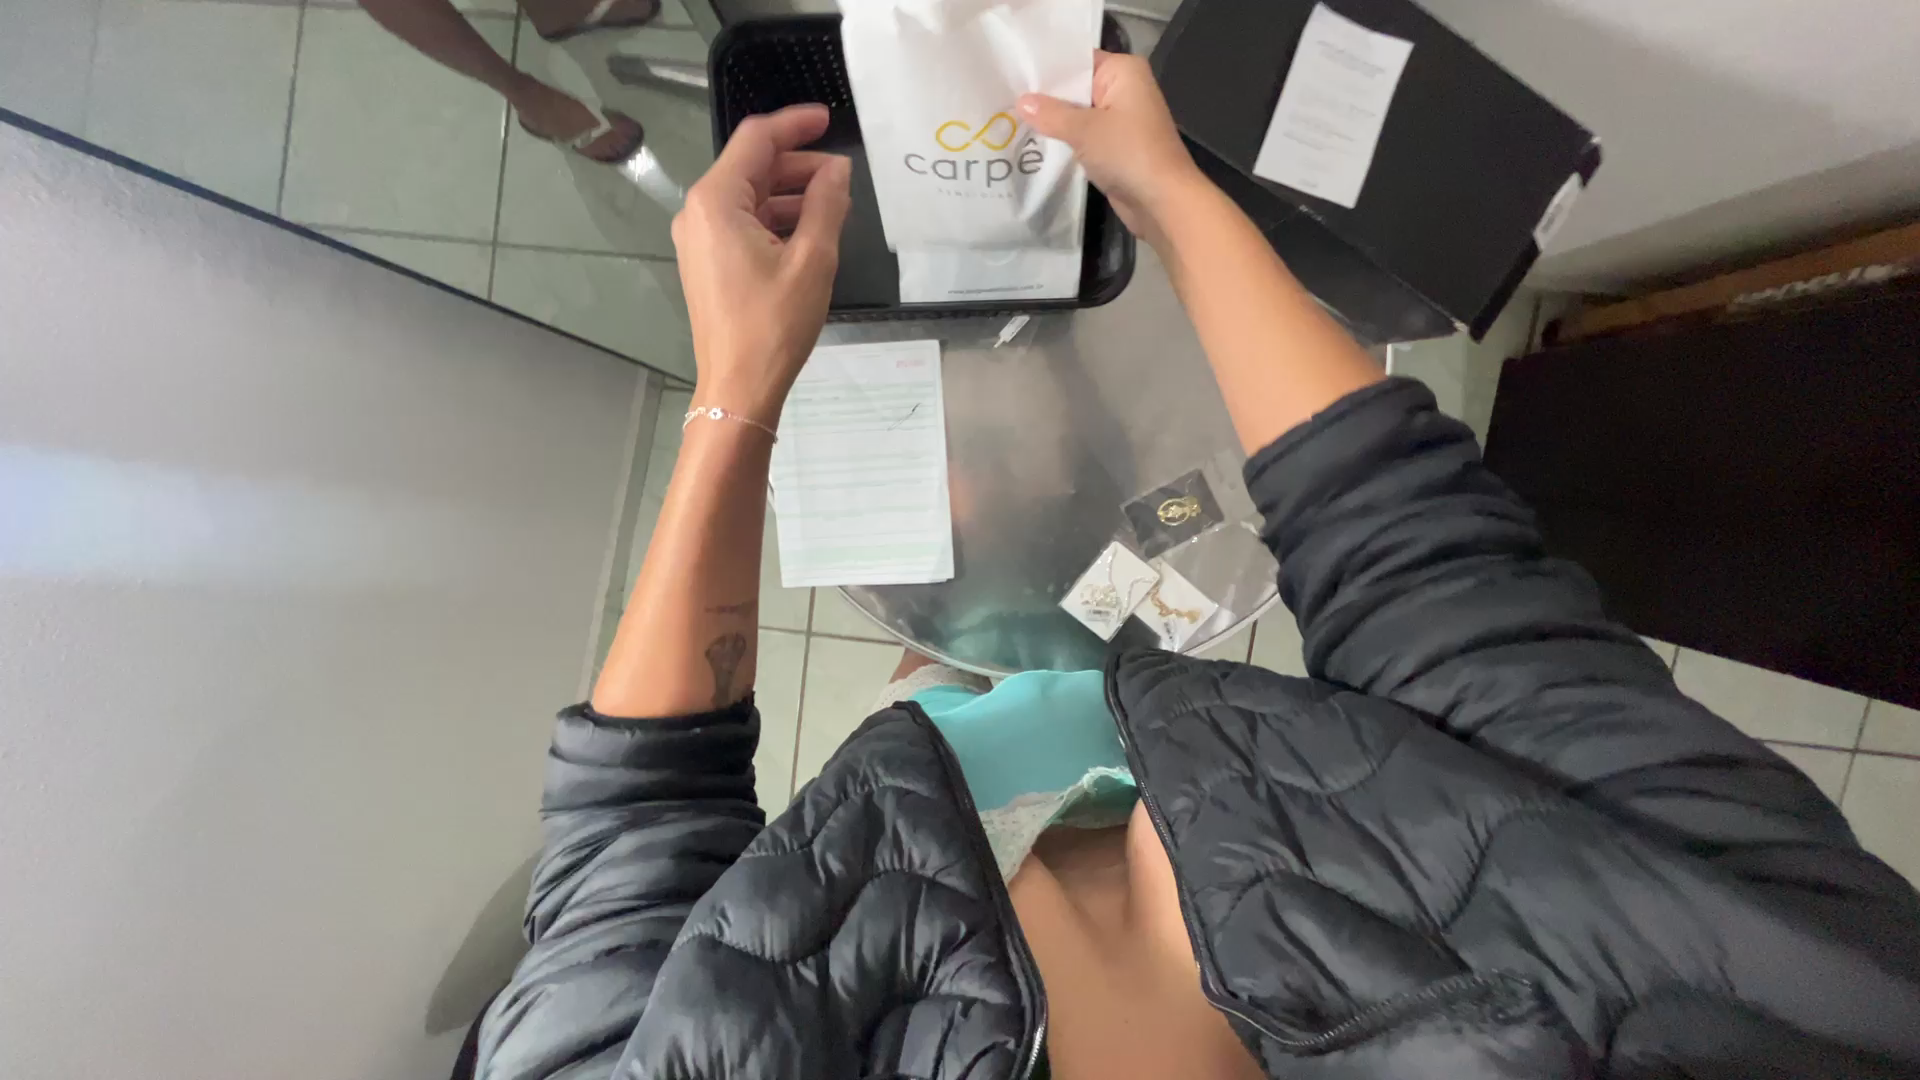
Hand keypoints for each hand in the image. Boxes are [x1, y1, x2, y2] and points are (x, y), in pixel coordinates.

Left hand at [673, 104, 851, 425]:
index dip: (795, 124)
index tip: (829, 119)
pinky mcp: (707, 265)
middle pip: (751, 169)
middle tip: (842, 180)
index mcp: (717, 201)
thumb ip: (826, 205)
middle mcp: (699, 213)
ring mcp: (699, 241)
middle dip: (797, 167)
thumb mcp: (813, 262)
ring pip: (749, 200)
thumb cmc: (775, 326)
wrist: (739, 388)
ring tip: (833, 210)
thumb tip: (837, 171)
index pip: (756, 139)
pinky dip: (775, 223)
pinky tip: (807, 236)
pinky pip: (742, 227)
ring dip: (789, 197)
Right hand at [1017, 52, 1203, 244]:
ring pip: (1079, 117)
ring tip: (1016, 125)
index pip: (1078, 61)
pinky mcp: (1116, 149)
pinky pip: (1085, 139)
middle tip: (1009, 105)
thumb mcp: (1085, 130)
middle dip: (1047, 101)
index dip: (1048, 71)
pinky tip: (1039, 148)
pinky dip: (1067, 144)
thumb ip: (1052, 115)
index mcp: (1123, 71)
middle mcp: (1124, 90)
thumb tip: (1021, 101)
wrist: (1161, 200)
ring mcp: (1121, 121)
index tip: (1016, 79)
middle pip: (1077, 89)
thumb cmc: (1128, 153)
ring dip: (1055, 126)